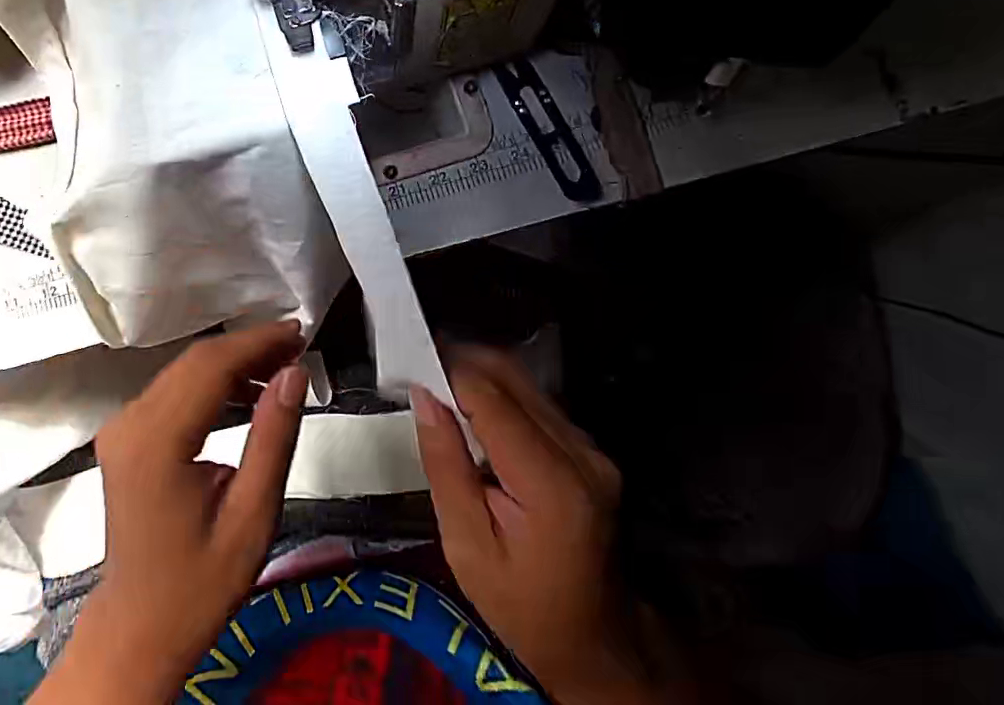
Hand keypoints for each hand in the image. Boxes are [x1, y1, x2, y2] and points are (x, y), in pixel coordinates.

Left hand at [34, 321, 308, 704]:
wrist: (140, 626)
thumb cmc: (199, 582)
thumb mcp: (252, 516)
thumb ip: (274, 439)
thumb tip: (294, 374)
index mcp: (156, 442)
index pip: (211, 367)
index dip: (258, 343)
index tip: (299, 332)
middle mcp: (129, 423)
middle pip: (195, 362)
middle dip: (249, 348)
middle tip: (298, 347)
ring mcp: (122, 427)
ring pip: (184, 372)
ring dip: (233, 364)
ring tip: (282, 369)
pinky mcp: (126, 435)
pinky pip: (174, 391)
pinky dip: (213, 384)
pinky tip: (247, 393)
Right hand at [413, 349, 651, 704]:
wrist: (595, 641)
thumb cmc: (523, 605)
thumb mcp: (467, 546)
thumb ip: (445, 465)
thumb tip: (423, 398)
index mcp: (550, 482)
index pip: (491, 397)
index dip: (447, 374)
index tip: (408, 372)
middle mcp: (580, 453)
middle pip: (512, 377)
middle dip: (461, 362)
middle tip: (417, 369)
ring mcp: (591, 449)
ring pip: (525, 383)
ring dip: (479, 376)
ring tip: (438, 389)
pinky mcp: (589, 450)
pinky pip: (536, 402)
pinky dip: (499, 395)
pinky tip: (472, 413)